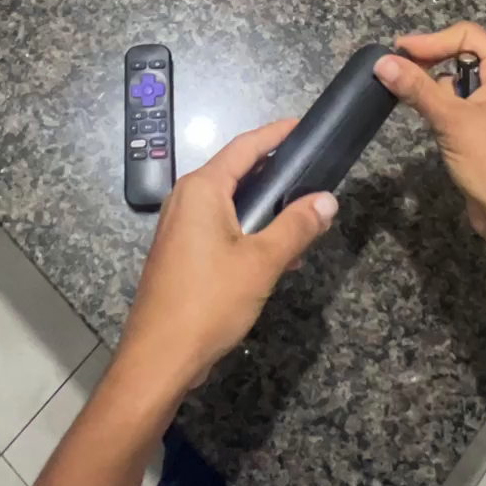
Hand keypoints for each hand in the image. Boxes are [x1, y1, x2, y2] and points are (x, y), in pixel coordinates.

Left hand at [118, 119, 337, 391]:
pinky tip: (276, 252)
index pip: (244, 147)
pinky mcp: (181, 251)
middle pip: (236, 171)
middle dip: (274, 172)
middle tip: (311, 172)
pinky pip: (220, 225)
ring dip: (264, 207)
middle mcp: (186, 198)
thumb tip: (327, 200)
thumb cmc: (208, 302)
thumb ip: (296, 227)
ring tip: (302, 216)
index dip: (275, 134)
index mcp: (201, 189)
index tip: (301, 126)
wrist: (158, 359)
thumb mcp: (261, 263)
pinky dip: (248, 229)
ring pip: (229, 201)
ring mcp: (180, 226)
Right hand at [375, 22, 485, 244]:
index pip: (467, 36)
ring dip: (435, 87)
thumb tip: (383, 62)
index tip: (398, 51)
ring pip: (459, 82)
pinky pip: (461, 104)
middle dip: (430, 62)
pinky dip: (442, 106)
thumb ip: (417, 87)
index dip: (431, 40)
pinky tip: (427, 119)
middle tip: (397, 72)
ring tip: (409, 96)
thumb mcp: (450, 120)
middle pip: (462, 55)